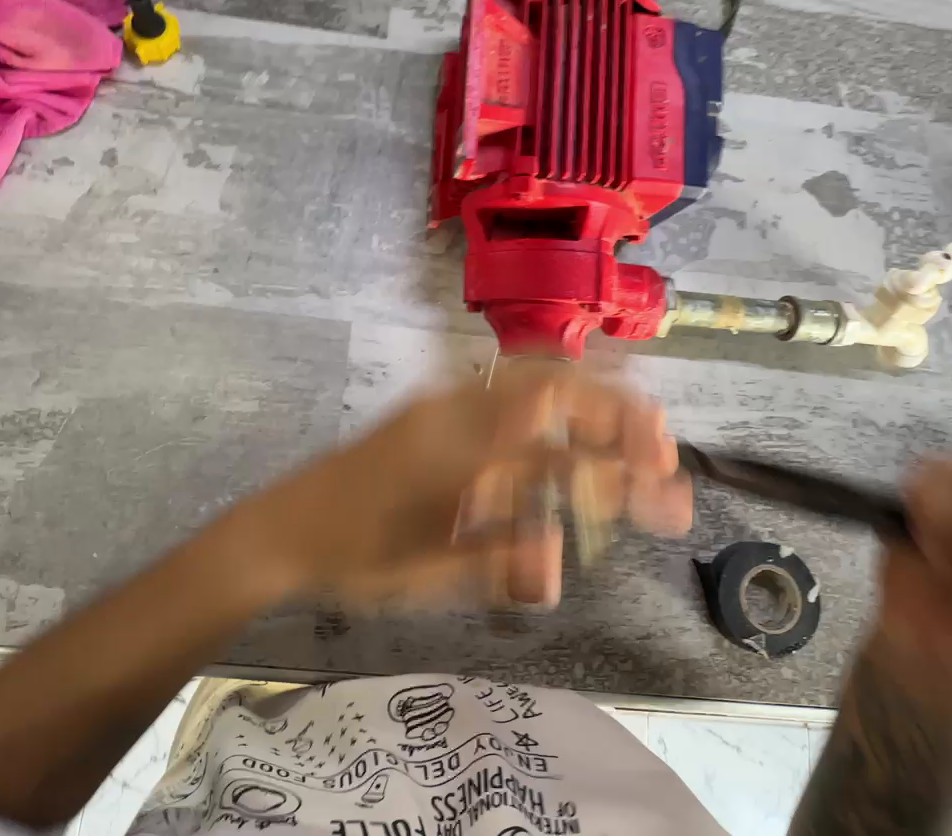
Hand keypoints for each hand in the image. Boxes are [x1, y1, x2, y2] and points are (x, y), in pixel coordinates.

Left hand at [241, 358, 691, 608]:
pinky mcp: (430, 407)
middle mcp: (457, 414)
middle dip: (617, 410)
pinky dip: (550, 393)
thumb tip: (562, 561)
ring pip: (530, 378)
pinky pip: (504, 386)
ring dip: (587, 394)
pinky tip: (566, 416)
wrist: (283, 527)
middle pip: (555, 387)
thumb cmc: (355, 557)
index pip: (561, 452)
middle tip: (662, 441)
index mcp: (461, 455)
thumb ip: (498, 563)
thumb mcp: (428, 573)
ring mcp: (441, 403)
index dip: (622, 463)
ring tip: (632, 418)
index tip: (668, 484)